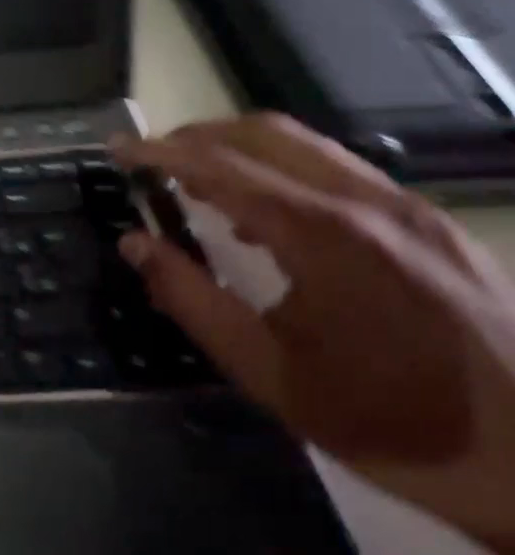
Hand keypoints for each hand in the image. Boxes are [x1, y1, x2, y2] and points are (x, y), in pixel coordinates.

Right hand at [113, 115, 514, 553]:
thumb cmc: (390, 421)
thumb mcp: (268, 373)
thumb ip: (190, 299)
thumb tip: (136, 244)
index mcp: (323, 236)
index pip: (219, 166)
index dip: (158, 151)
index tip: (115, 148)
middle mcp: (370, 206)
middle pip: (264, 133)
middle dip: (196, 135)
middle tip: (151, 157)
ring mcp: (413, 213)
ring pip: (309, 146)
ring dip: (242, 149)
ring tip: (201, 182)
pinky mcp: (439, 230)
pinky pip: (345, 173)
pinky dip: (287, 171)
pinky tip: (272, 217)